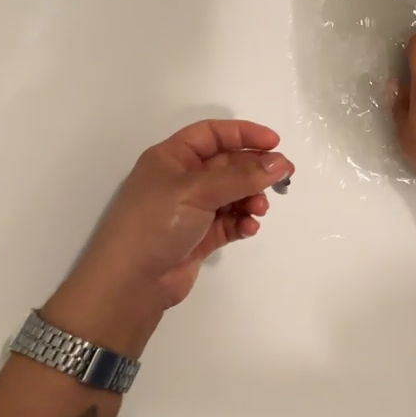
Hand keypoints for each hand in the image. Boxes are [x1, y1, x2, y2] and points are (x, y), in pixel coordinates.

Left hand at [43, 120, 293, 355]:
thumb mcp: (197, 191)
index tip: (274, 143)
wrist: (132, 281)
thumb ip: (241, 177)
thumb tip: (280, 164)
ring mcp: (191, 210)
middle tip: (284, 177)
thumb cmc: (156, 223)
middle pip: (227, 165)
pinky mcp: (200, 237)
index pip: (212, 135)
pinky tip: (249, 228)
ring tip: (259, 209)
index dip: (243, 134)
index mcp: (172, 158)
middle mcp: (182, 180)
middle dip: (255, 170)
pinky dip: (242, 222)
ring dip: (250, 198)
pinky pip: (230, 222)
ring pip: (232, 195)